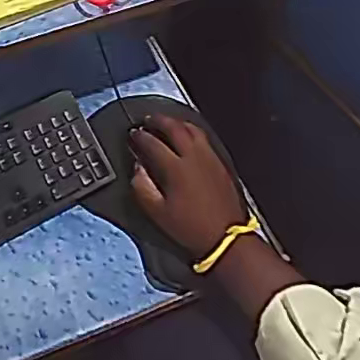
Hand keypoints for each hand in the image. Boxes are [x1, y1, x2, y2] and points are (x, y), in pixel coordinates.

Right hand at [129, 115, 251, 257]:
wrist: (226, 240)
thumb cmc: (192, 228)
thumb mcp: (158, 213)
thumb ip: (142, 187)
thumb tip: (137, 169)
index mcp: (175, 168)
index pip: (152, 143)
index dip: (139, 136)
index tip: (132, 135)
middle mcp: (193, 158)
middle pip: (174, 127)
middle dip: (157, 120)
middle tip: (147, 120)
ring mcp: (210, 159)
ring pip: (192, 129)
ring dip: (176, 122)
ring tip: (167, 122)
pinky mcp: (221, 165)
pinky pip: (204, 139)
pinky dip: (191, 131)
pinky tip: (188, 136)